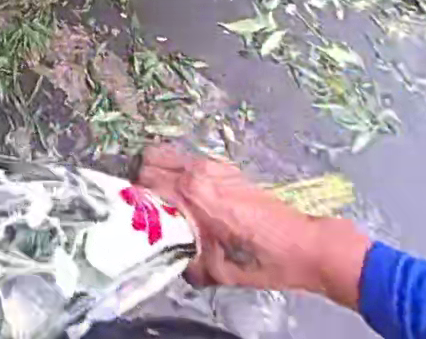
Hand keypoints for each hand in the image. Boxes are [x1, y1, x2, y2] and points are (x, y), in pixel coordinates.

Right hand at [135, 144, 371, 308]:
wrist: (298, 243)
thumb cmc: (256, 259)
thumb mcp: (212, 271)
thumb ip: (182, 259)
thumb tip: (166, 255)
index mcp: (191, 192)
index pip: (145, 180)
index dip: (132, 197)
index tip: (127, 214)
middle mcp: (198, 170)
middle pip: (152, 158)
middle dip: (142, 180)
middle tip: (143, 207)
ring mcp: (213, 164)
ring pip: (170, 155)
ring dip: (160, 173)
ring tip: (163, 203)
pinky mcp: (225, 167)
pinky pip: (189, 161)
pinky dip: (179, 173)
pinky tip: (187, 200)